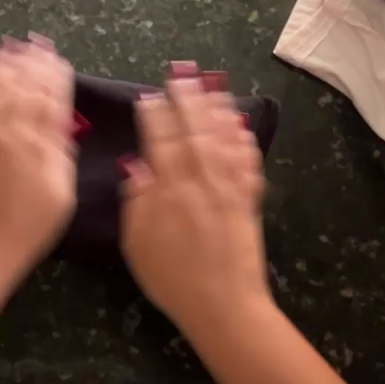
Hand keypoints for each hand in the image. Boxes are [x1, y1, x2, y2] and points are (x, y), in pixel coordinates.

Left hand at [0, 35, 77, 280]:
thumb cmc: (28, 228)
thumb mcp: (61, 193)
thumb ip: (61, 152)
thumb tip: (61, 120)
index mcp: (36, 142)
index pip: (49, 97)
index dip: (55, 75)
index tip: (59, 60)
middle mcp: (6, 130)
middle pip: (21, 85)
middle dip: (31, 63)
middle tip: (37, 45)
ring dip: (3, 66)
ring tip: (11, 49)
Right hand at [120, 62, 274, 330]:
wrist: (224, 307)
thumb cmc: (171, 279)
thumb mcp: (138, 244)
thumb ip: (137, 203)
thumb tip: (137, 167)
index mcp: (170, 192)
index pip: (161, 143)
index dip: (154, 117)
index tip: (149, 95)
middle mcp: (201, 184)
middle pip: (194, 133)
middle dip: (187, 102)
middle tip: (181, 76)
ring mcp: (228, 192)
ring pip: (223, 142)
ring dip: (217, 112)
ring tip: (212, 87)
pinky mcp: (248, 204)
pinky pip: (247, 166)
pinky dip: (244, 144)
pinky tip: (241, 128)